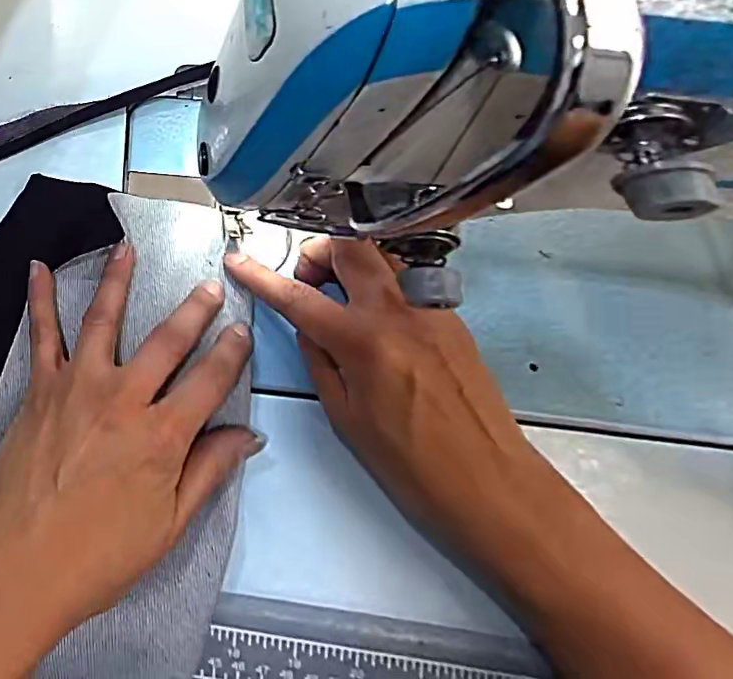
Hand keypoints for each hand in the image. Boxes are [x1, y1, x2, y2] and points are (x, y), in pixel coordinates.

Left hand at [0, 243, 257, 678]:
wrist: (18, 564)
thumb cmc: (96, 555)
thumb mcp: (168, 526)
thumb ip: (208, 472)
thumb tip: (246, 436)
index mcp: (161, 436)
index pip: (209, 380)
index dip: (231, 352)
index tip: (241, 330)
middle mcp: (123, 399)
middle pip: (167, 341)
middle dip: (194, 310)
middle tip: (209, 285)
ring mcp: (79, 385)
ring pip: (104, 320)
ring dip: (118, 280)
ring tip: (129, 249)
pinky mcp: (43, 387)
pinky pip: (43, 334)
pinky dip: (40, 299)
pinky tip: (38, 269)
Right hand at [225, 239, 732, 678]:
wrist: (495, 485)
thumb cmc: (411, 465)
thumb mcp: (345, 416)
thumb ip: (320, 359)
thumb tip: (310, 325)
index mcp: (362, 340)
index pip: (298, 297)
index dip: (261, 276)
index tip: (237, 259)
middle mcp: (396, 310)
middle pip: (350, 246)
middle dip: (319, 251)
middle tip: (310, 281)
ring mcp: (429, 309)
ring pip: (382, 257)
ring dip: (353, 264)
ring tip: (344, 301)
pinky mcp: (452, 318)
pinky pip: (407, 286)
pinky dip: (382, 291)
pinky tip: (384, 331)